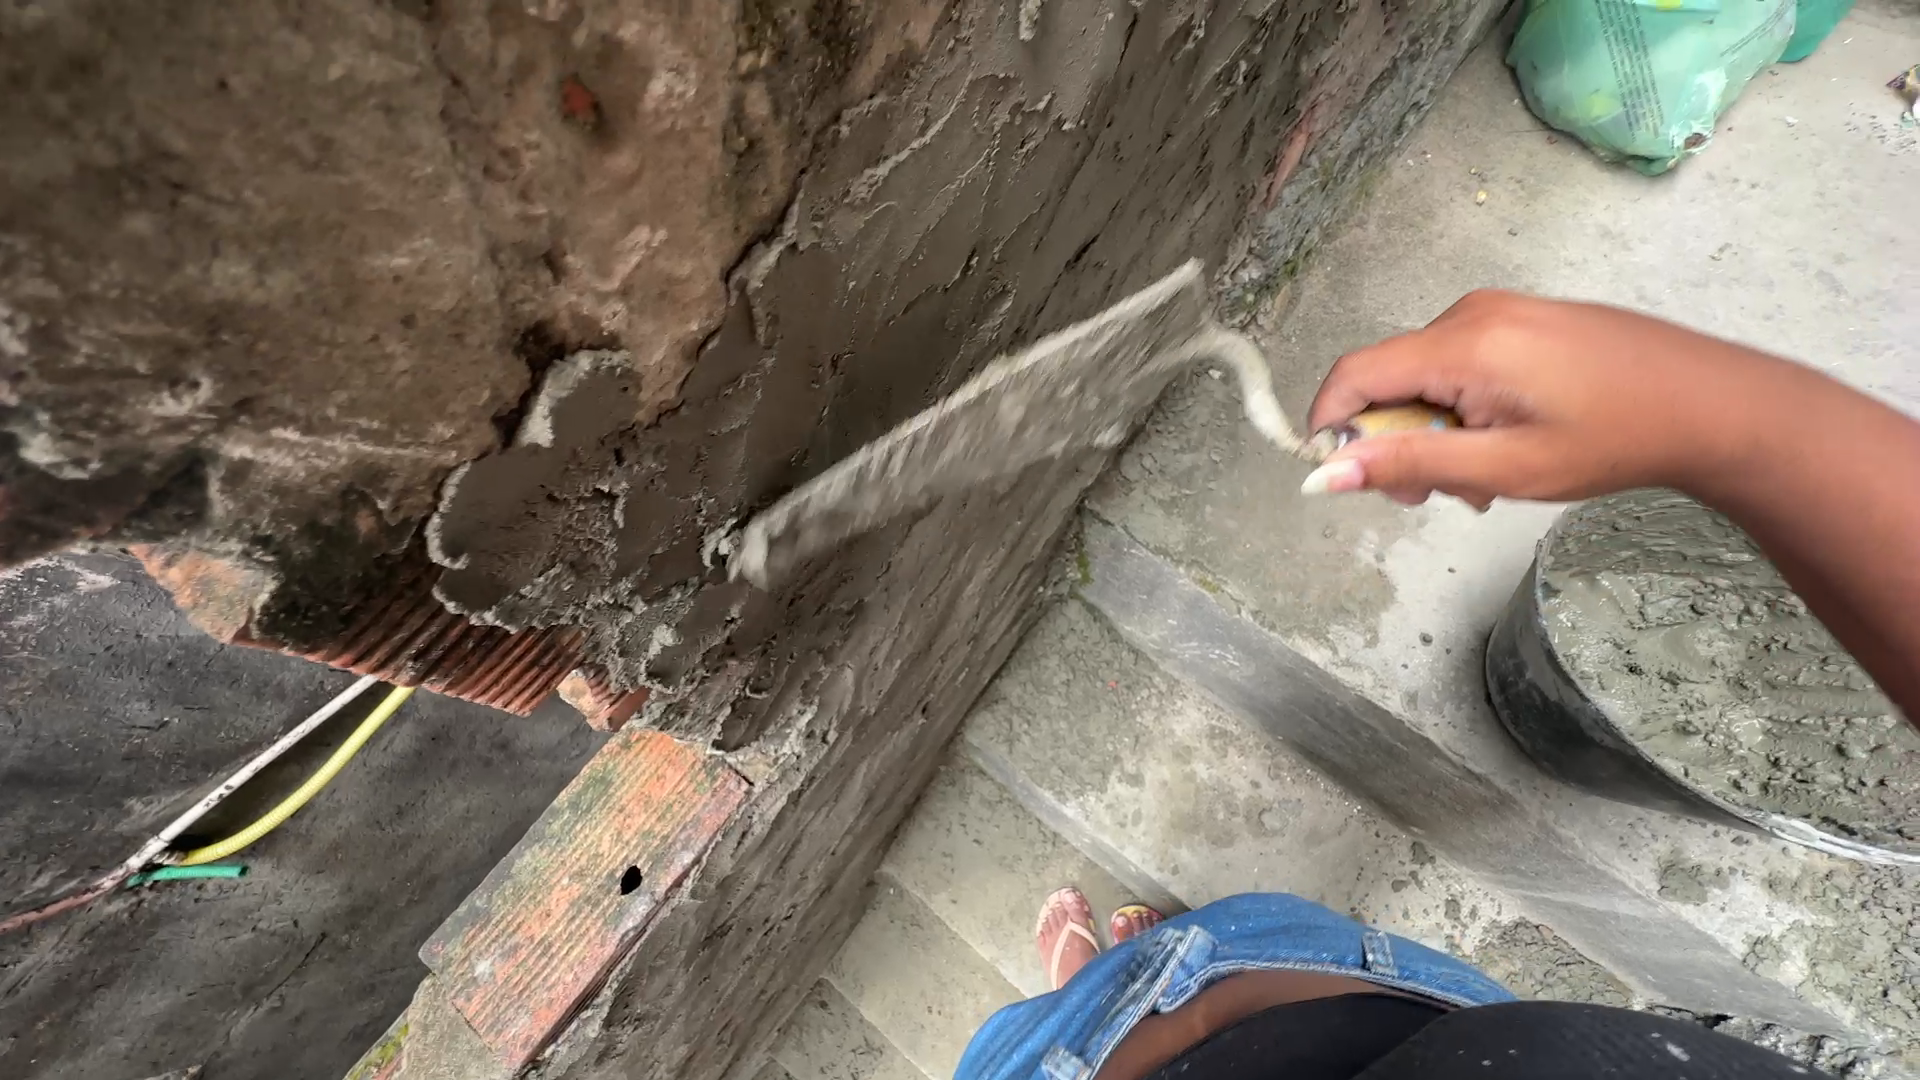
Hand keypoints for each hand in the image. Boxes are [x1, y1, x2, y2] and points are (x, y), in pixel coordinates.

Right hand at [1300, 290, 1804, 507]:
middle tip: (1427, 493)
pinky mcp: (1514, 320)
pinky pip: (1449, 365)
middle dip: (1388, 439)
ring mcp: (1495, 312)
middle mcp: (1469, 314)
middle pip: (1384, 380)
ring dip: (1424, 431)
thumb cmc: (1615, 441)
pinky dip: (1451, 409)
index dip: (1329, 425)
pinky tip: (1493, 438)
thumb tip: (1320, 476)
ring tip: (1474, 473)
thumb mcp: (1501, 468)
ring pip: (1415, 377)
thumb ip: (1405, 466)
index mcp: (1464, 344)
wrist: (1724, 406)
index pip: (1352, 375)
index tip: (1345, 474)